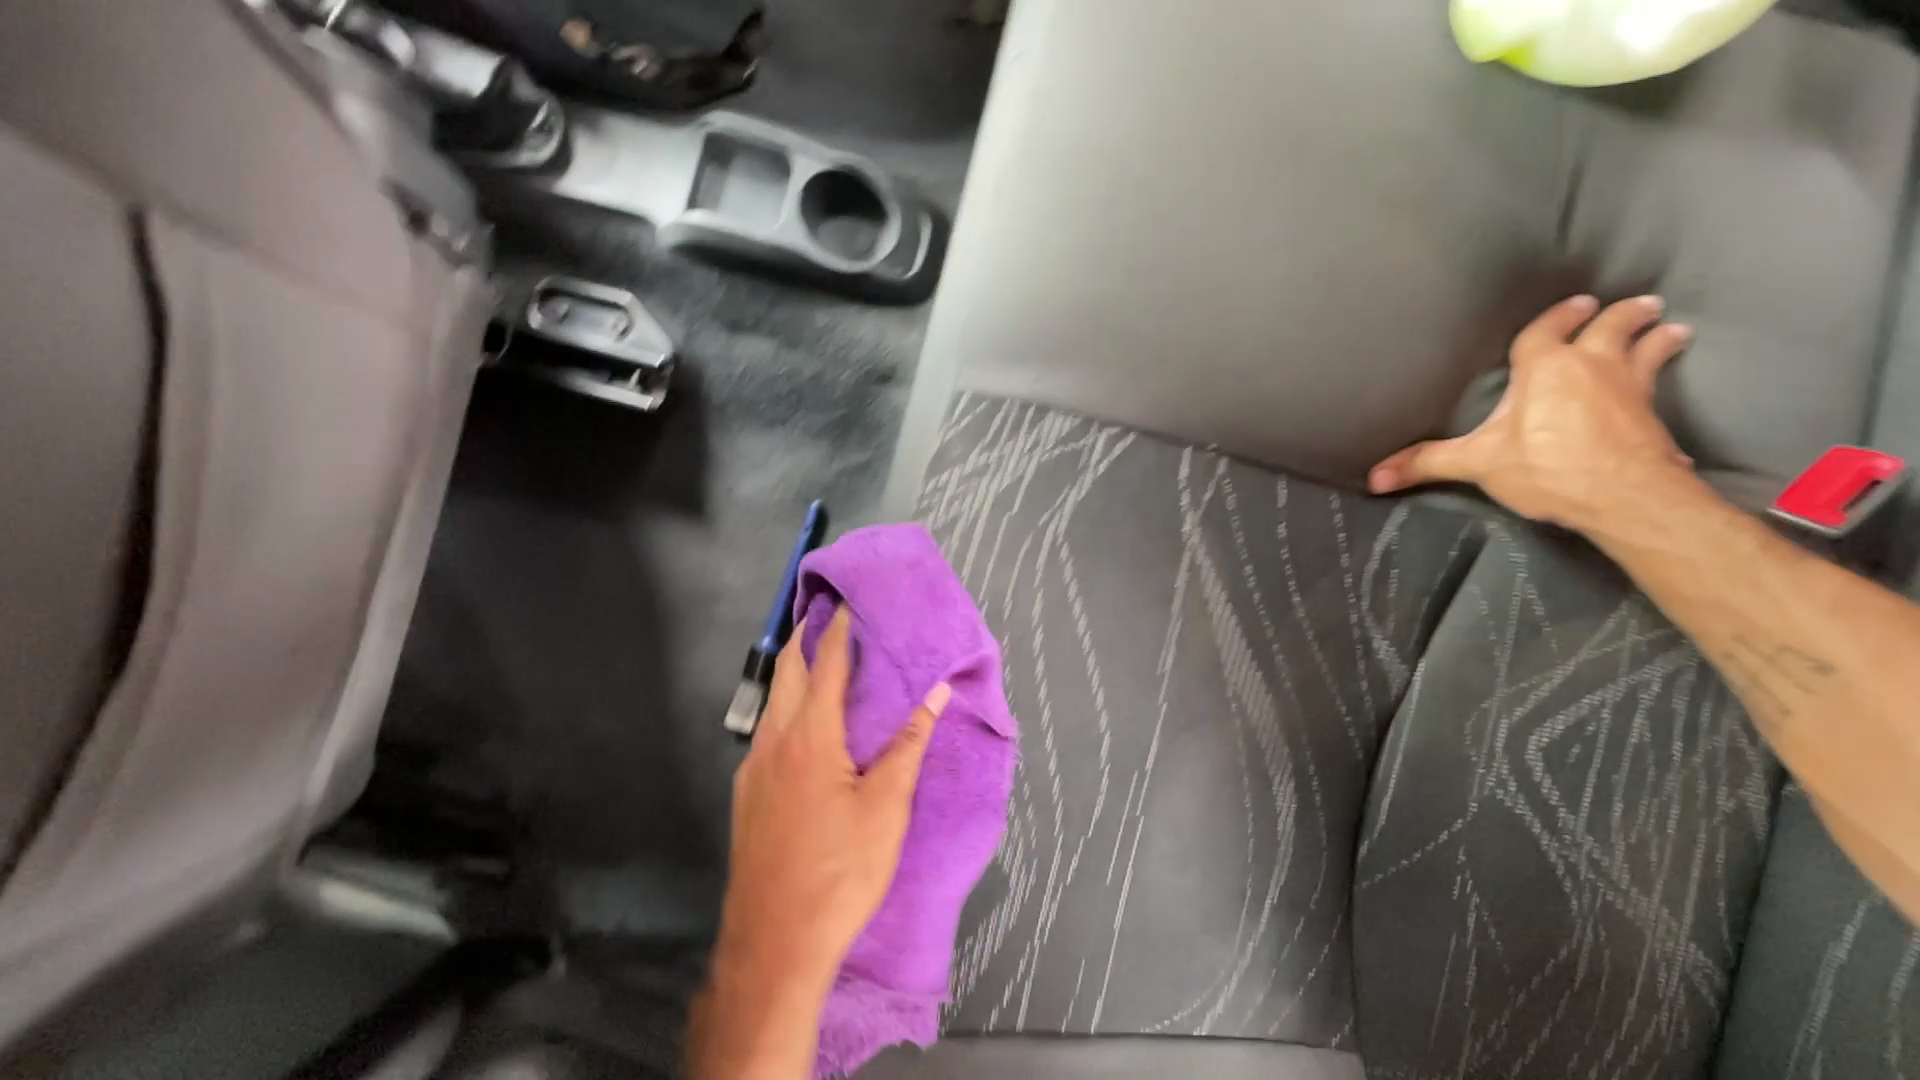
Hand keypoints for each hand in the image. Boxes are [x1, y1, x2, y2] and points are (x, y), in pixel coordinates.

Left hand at [689, 607, 948, 1078]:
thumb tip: (936, 692)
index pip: (827, 667)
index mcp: (811, 738)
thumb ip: (908, 745)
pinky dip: (784, 711)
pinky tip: (800, 727)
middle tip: (827, 618)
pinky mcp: (746, 797)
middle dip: (807, 642)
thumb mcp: (887, 808)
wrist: (776, 940)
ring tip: (817, 662)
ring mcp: (753, 770)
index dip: (839, 632)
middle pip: (789, 676)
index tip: (847, 602)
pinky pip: (765, 734)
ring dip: (793, 676)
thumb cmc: (842, 871)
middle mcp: (774, 743)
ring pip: (772, 705)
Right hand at [1367, 294, 1695, 533]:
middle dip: (1622, 315)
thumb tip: (1374, 477)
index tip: (1574, 306)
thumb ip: (1428, 464)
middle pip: (1611, 327)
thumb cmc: (1545, 468)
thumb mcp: (1477, 464)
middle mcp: (1591, 366)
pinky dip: (1665, 370)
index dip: (1556, 319)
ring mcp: (1629, 386)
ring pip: (1647, 348)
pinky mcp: (1654, 413)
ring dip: (1657, 335)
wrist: (1623, 495)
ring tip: (1668, 328)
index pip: (1546, 331)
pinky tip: (1669, 376)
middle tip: (1637, 304)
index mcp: (1546, 369)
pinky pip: (1660, 381)